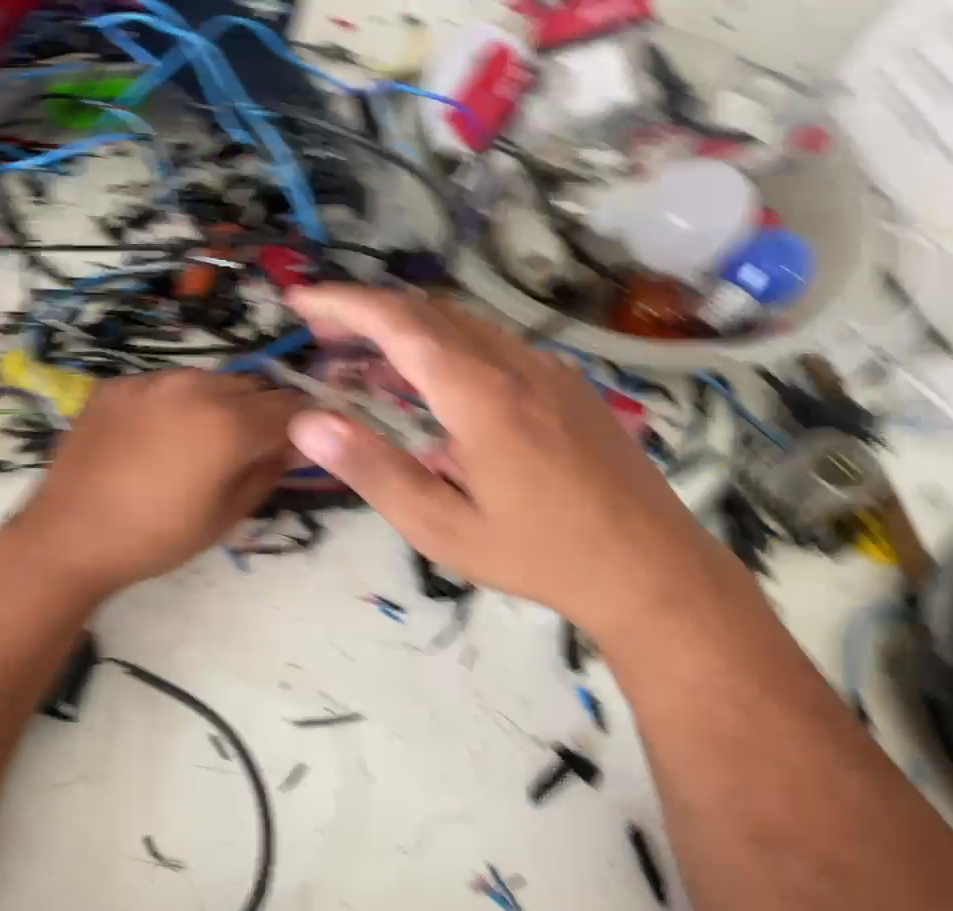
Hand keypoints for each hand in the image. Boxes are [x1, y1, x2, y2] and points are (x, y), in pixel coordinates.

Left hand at [8, 370, 303, 596]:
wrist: (68, 536)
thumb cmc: (154, 538)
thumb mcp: (225, 518)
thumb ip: (266, 472)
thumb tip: (290, 446)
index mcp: (228, 422)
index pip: (290, 408)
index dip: (303, 425)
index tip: (298, 443)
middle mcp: (193, 386)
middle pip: (250, 386)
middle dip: (261, 412)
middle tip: (249, 447)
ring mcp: (149, 380)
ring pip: (205, 380)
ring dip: (217, 403)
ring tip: (198, 443)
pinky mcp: (114, 385)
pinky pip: (161, 385)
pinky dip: (172, 404)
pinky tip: (153, 439)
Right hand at [285, 285, 737, 634]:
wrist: (651, 567)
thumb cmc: (535, 553)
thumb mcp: (438, 525)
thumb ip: (371, 469)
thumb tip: (306, 423)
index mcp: (480, 396)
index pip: (401, 325)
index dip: (345, 305)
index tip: (301, 301)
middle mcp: (517, 367)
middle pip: (432, 313)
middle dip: (368, 312)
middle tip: (320, 334)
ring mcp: (549, 373)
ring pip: (465, 327)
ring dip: (406, 331)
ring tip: (360, 361)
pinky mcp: (567, 388)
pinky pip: (493, 348)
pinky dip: (444, 350)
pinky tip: (429, 388)